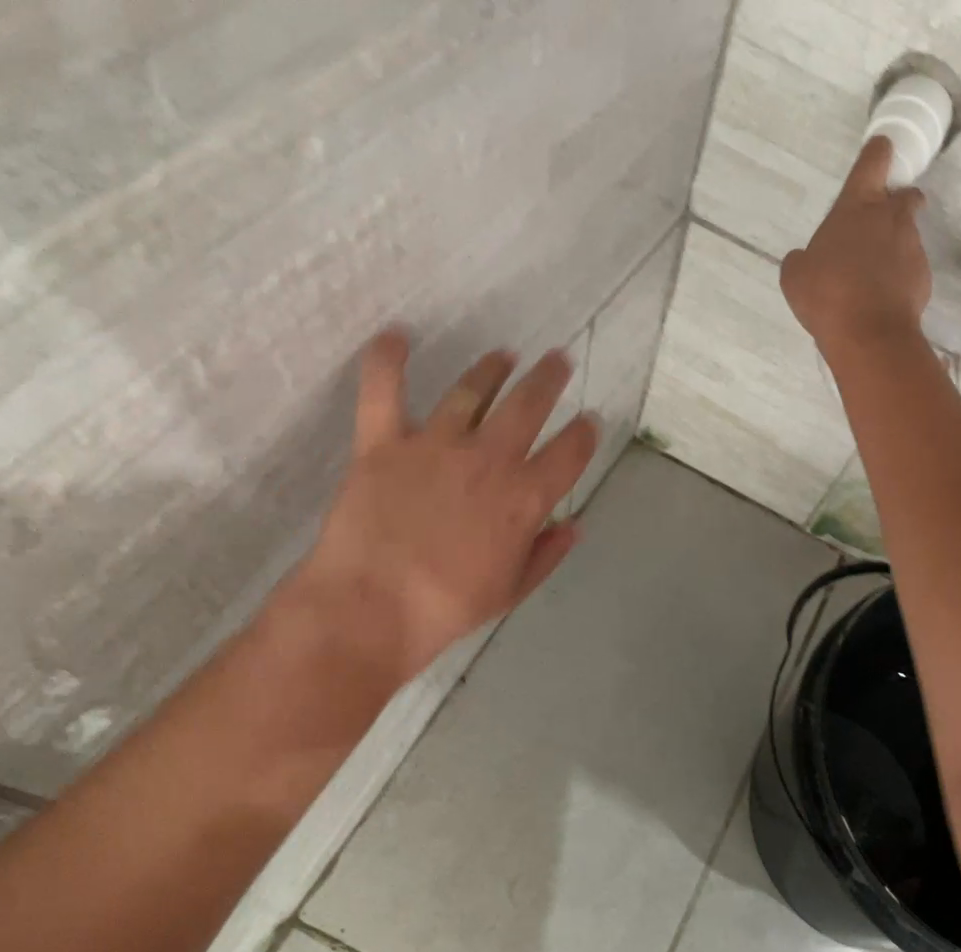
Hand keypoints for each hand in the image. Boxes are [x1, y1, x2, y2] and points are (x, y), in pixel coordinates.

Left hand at [288, 330, 596, 682]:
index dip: (584, 433)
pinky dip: (387, 358)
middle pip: (528, 404)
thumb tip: (573, 526)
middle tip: (557, 360)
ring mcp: (435, 445)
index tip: (589, 422)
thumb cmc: (447, 608)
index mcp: (524, 498)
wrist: (371, 609)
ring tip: (503, 356)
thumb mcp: (511, 590)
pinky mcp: (383, 442)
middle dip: (548, 379)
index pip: (569, 452)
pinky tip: (396, 334)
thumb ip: (546, 554)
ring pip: (471, 391)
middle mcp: (487, 459)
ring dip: (492, 368)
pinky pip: (384, 390)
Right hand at [781, 135, 931, 346]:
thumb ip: (803, 259)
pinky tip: (882, 299)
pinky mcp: (923, 278)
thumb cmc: (827, 294)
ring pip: (907, 236)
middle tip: (882, 220)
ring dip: (893, 247)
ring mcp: (911, 248)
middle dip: (898, 201)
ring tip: (872, 276)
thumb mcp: (795, 275)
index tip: (881, 148)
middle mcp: (890, 220)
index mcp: (857, 207)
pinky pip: (910, 270)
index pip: (871, 164)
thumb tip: (807, 261)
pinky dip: (899, 278)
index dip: (876, 153)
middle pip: (905, 196)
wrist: (868, 334)